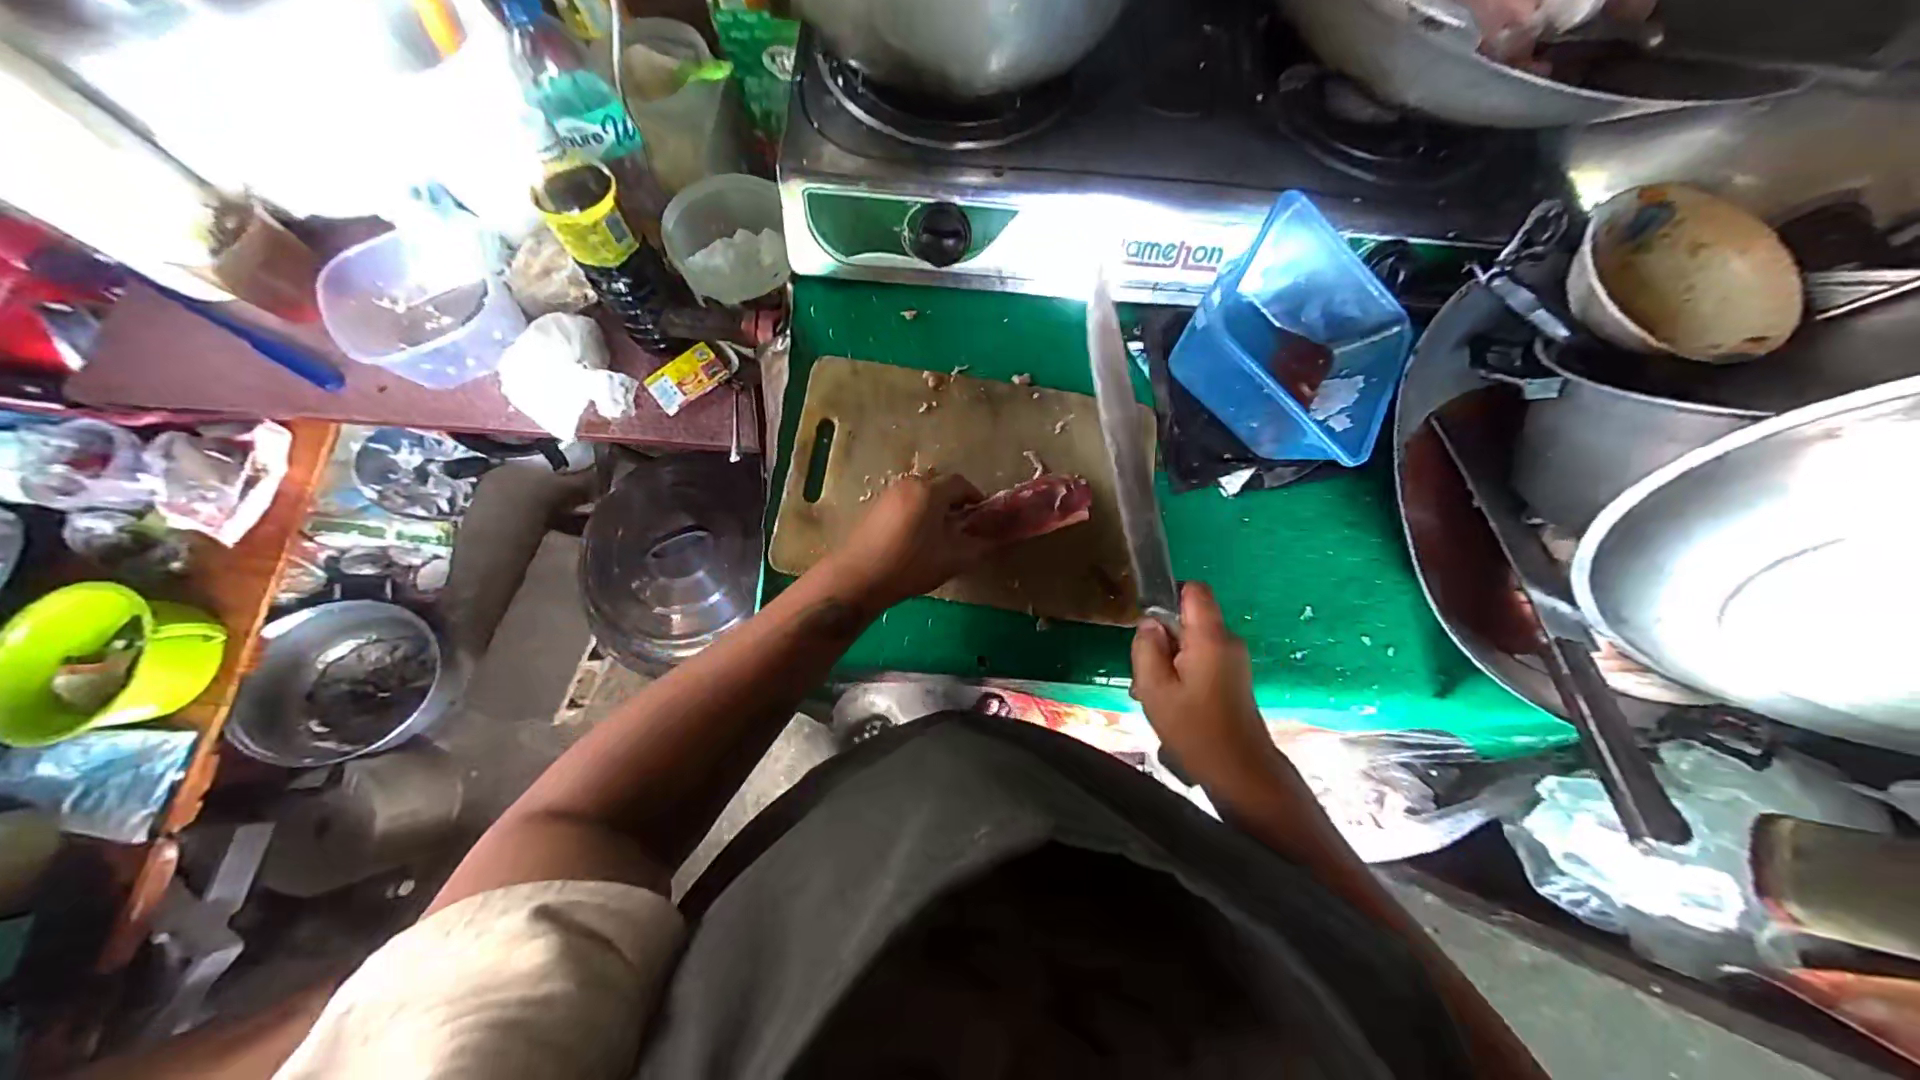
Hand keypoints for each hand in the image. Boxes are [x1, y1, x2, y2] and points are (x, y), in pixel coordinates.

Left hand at [815, 470, 995, 609]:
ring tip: (939, 535)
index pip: (961, 483)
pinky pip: (903, 503)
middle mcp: (908, 485)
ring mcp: (887, 495)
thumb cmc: (911, 566)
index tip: (982, 516)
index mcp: (930, 491)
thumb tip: (992, 539)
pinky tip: (915, 539)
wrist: (858, 578)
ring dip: (933, 508)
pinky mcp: (873, 509)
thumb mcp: (953, 559)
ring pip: (919, 494)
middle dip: (954, 502)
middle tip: (962, 526)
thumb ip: (979, 546)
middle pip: (938, 485)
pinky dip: (915, 513)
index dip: (976, 497)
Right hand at [1130, 582, 1272, 770]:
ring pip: (1192, 639)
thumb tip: (1149, 624)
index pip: (1194, 590)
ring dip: (1168, 657)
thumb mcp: (1154, 687)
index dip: (1167, 595)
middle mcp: (1228, 640)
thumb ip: (1146, 648)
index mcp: (1211, 637)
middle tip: (1144, 668)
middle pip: (1189, 617)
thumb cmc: (1194, 729)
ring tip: (1152, 689)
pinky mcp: (1233, 675)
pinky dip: (1181, 669)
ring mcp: (1233, 658)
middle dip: (1162, 635)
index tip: (1147, 622)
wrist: (1238, 769)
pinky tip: (1168, 697)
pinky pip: (1201, 656)